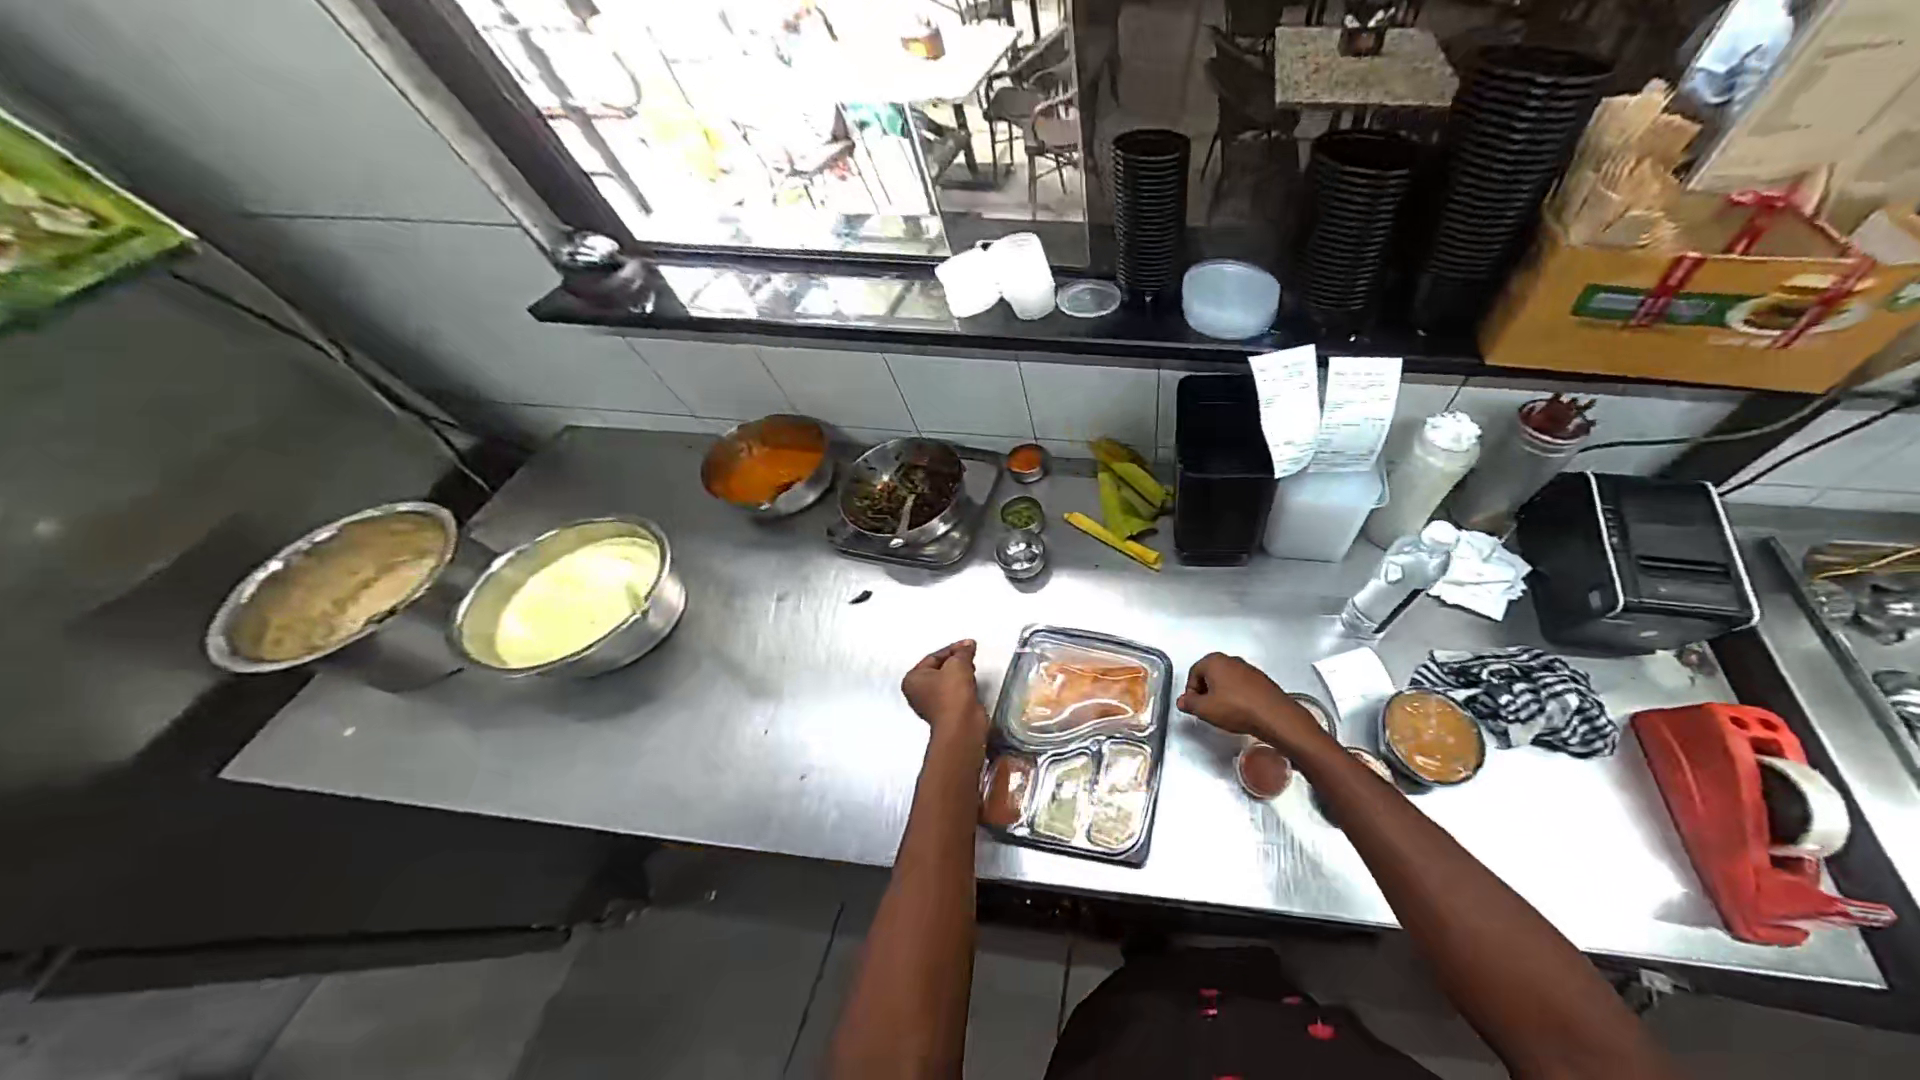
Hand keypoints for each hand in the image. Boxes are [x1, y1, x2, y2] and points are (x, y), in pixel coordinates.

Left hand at [902, 639, 985, 737]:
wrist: (962, 724)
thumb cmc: (951, 695)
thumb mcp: (958, 664)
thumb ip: (963, 651)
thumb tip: (967, 645)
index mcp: (912, 679)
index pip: (933, 657)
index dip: (952, 649)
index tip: (966, 645)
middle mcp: (917, 693)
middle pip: (939, 669)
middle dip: (955, 661)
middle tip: (969, 655)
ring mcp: (931, 705)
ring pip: (947, 682)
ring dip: (959, 674)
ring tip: (971, 669)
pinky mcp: (945, 713)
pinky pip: (954, 693)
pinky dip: (962, 687)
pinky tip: (971, 684)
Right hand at [1178, 653, 1326, 752]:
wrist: (1274, 717)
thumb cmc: (1238, 709)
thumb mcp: (1205, 709)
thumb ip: (1189, 703)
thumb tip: (1183, 701)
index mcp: (1214, 661)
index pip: (1193, 673)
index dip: (1190, 691)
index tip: (1194, 705)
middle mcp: (1231, 660)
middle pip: (1210, 674)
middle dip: (1206, 691)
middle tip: (1206, 708)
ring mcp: (1248, 669)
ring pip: (1226, 680)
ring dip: (1222, 694)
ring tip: (1224, 712)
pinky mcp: (1262, 681)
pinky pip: (1242, 686)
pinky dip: (1237, 696)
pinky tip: (1240, 711)